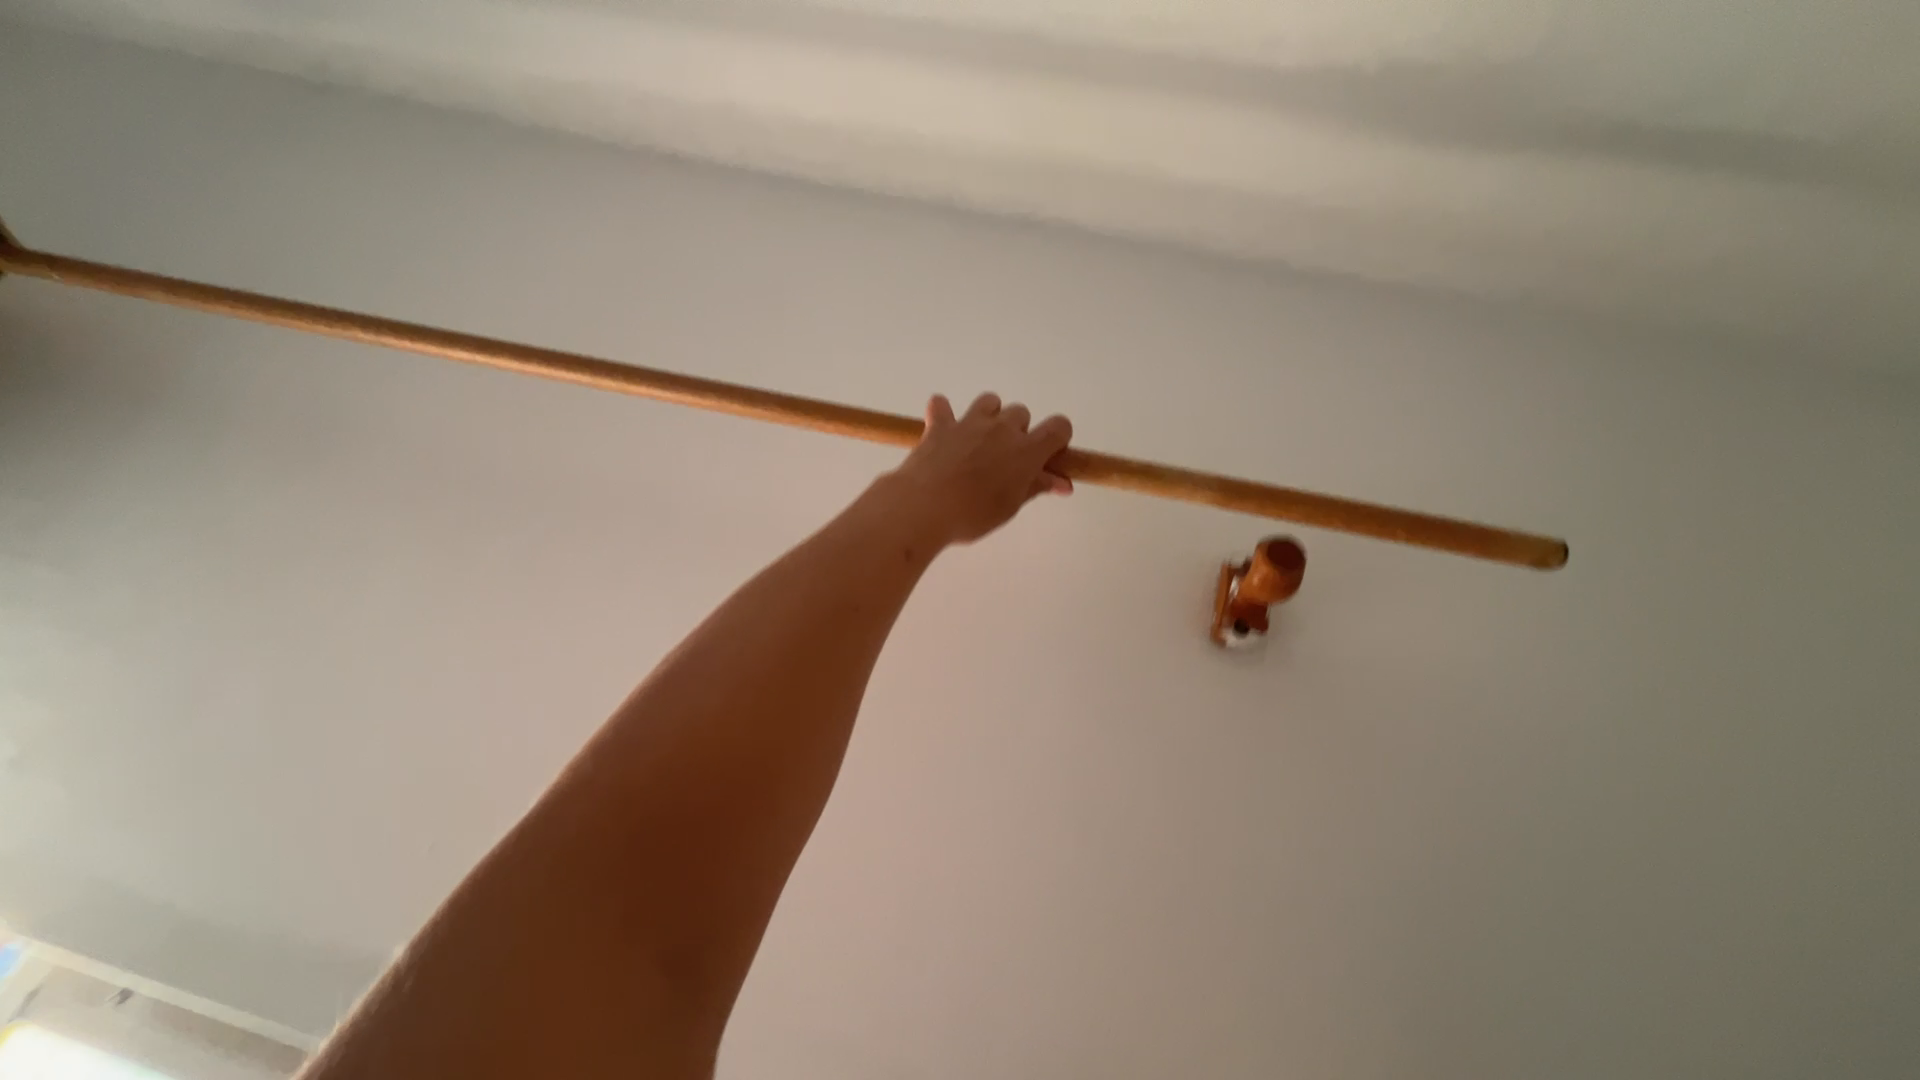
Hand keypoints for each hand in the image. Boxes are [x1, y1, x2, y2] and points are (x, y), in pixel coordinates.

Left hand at [882, 392, 1073, 545]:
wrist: (925, 507)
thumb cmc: (974, 514)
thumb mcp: (1010, 506)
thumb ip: (1036, 487)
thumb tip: (1062, 483)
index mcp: (1026, 450)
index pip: (1059, 427)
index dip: (1057, 438)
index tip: (1047, 456)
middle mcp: (1001, 428)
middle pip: (1021, 413)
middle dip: (1017, 432)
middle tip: (1004, 461)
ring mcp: (969, 422)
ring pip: (990, 401)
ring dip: (989, 415)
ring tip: (978, 441)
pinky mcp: (940, 424)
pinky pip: (941, 405)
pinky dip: (943, 413)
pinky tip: (941, 429)